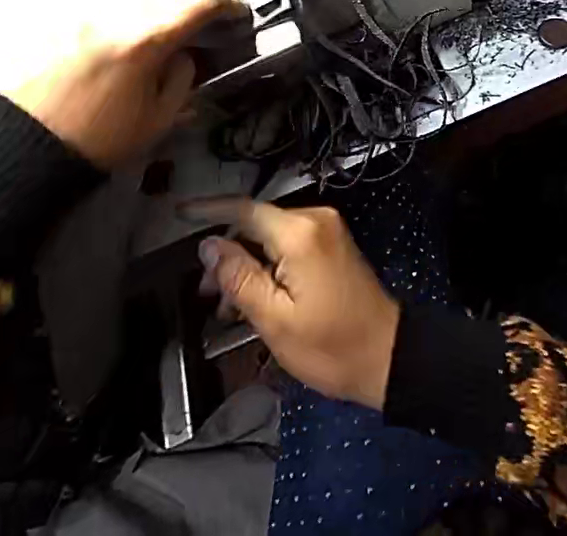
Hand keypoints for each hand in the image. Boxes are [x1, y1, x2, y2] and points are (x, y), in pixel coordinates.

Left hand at [2, 0, 245, 168]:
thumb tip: (186, 55)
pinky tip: (140, 14)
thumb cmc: (96, 139)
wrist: (26, 144)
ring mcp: (88, 7)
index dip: (227, 3)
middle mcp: (117, 12)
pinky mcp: (67, 12)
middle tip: (213, 9)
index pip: (200, 1)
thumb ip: (182, 79)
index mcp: (145, 40)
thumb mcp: (156, 120)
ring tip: (178, 8)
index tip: (238, 12)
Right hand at [183, 198, 399, 409]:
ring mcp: (326, 230)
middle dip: (226, 253)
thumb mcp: (275, 320)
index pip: (243, 209)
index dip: (207, 209)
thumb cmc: (332, 346)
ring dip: (245, 263)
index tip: (179, 212)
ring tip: (227, 305)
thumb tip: (209, 246)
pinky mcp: (331, 243)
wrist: (387, 356)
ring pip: (269, 236)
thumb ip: (238, 277)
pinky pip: (288, 244)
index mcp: (300, 233)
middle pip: (255, 223)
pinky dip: (267, 265)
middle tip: (206, 294)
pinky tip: (254, 296)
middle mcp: (315, 220)